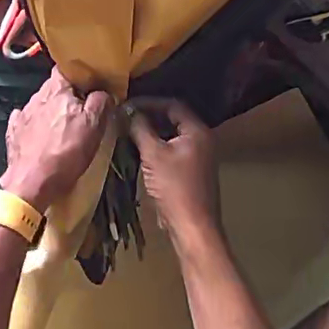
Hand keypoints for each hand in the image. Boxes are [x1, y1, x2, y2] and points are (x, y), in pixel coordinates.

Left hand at [0, 69, 113, 212]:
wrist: (31, 182)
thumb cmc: (65, 153)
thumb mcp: (93, 127)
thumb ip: (100, 103)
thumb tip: (103, 93)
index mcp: (56, 90)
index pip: (67, 69)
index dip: (80, 75)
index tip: (91, 84)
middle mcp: (37, 97)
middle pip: (54, 87)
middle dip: (67, 95)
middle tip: (83, 108)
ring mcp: (23, 114)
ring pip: (41, 104)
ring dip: (52, 110)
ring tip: (64, 126)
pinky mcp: (14, 132)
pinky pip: (27, 121)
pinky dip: (36, 124)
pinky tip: (42, 134)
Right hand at [125, 99, 220, 246]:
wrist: (192, 226)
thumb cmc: (174, 187)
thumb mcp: (153, 154)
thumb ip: (140, 129)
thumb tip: (128, 112)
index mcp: (197, 131)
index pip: (173, 105)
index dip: (149, 102)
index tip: (128, 105)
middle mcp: (202, 140)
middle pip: (174, 119)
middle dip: (149, 116)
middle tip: (127, 116)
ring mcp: (198, 157)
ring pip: (172, 136)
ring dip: (152, 132)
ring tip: (129, 131)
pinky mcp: (191, 172)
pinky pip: (172, 151)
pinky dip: (157, 147)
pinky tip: (139, 151)